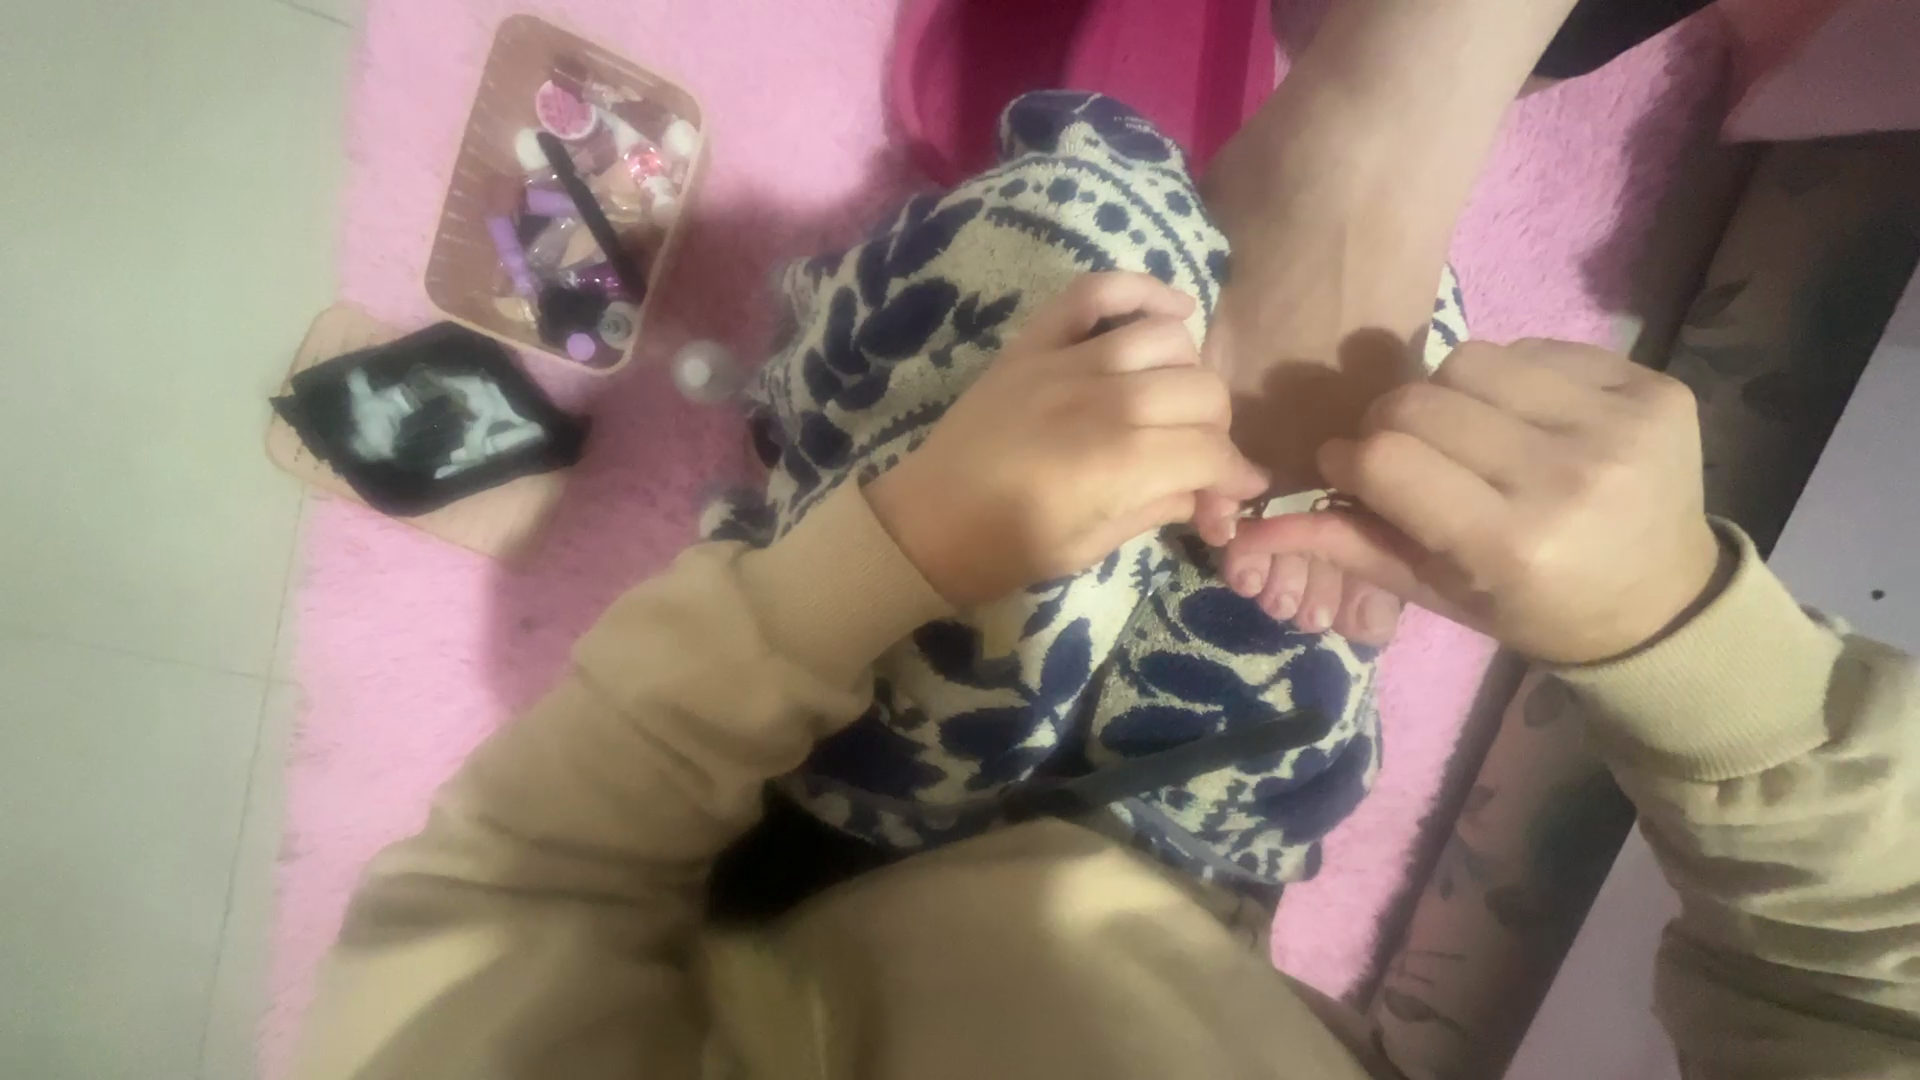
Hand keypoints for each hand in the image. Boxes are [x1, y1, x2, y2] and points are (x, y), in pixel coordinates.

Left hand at [865, 273, 1269, 606]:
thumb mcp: (1090, 546)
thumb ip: (1157, 508)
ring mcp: (1064, 362)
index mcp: (1118, 461)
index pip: (1210, 450)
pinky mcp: (1032, 345)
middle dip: (1216, 430)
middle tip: (1199, 457)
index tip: (1238, 490)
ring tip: (1174, 402)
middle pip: (1200, 390)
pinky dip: (1137, 289)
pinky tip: (1169, 310)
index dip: (1235, 475)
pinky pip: (1093, 293)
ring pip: (1164, 338)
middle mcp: (1103, 399)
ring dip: (1187, 371)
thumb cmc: (1006, 550)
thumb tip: (1211, 497)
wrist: (925, 524)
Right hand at [1217, 340, 1725, 664]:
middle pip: (1416, 401)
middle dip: (1385, 425)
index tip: (1347, 472)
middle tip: (1398, 454)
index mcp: (1510, 542)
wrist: (1656, 600)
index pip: (1384, 459)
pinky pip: (1530, 347)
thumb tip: (1247, 526)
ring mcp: (1620, 423)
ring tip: (1460, 434)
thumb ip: (1338, 545)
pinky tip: (1514, 418)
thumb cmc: (1522, 606)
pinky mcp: (1653, 386)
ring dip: (1441, 395)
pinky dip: (1501, 378)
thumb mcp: (1423, 588)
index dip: (1347, 459)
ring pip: (1467, 359)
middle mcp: (1570, 476)